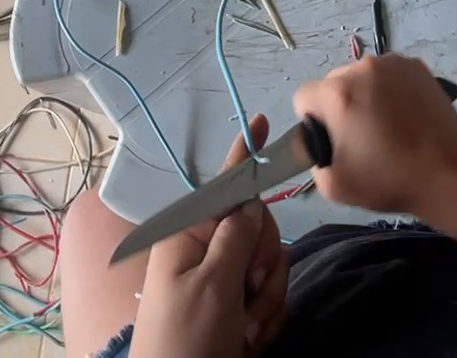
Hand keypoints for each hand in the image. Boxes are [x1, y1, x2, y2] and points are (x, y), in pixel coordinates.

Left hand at [131, 115, 288, 356]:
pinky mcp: (237, 305)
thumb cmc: (186, 343)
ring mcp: (223, 278)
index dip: (245, 153)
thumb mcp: (212, 287)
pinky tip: (249, 339)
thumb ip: (236, 237)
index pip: (223, 184)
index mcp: (190, 235)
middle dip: (264, 260)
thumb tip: (252, 203)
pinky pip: (271, 293)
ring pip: (271, 261)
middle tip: (248, 294)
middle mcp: (207, 249)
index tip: (263, 121)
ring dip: (266, 297)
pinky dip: (266, 317)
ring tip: (245, 329)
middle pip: (258, 224)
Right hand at [292, 54, 456, 215]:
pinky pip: (387, 73)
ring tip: (386, 124)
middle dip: (338, 105)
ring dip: (364, 94)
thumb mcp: (334, 185)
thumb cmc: (389, 179)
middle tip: (361, 135)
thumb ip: (311, 158)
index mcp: (337, 93)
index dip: (312, 121)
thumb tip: (315, 139)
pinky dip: (388, 88)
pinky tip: (403, 113)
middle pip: (333, 83)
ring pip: (361, 76)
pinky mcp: (415, 65)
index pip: (304, 97)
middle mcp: (361, 67)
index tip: (333, 139)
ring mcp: (391, 62)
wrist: (448, 173)